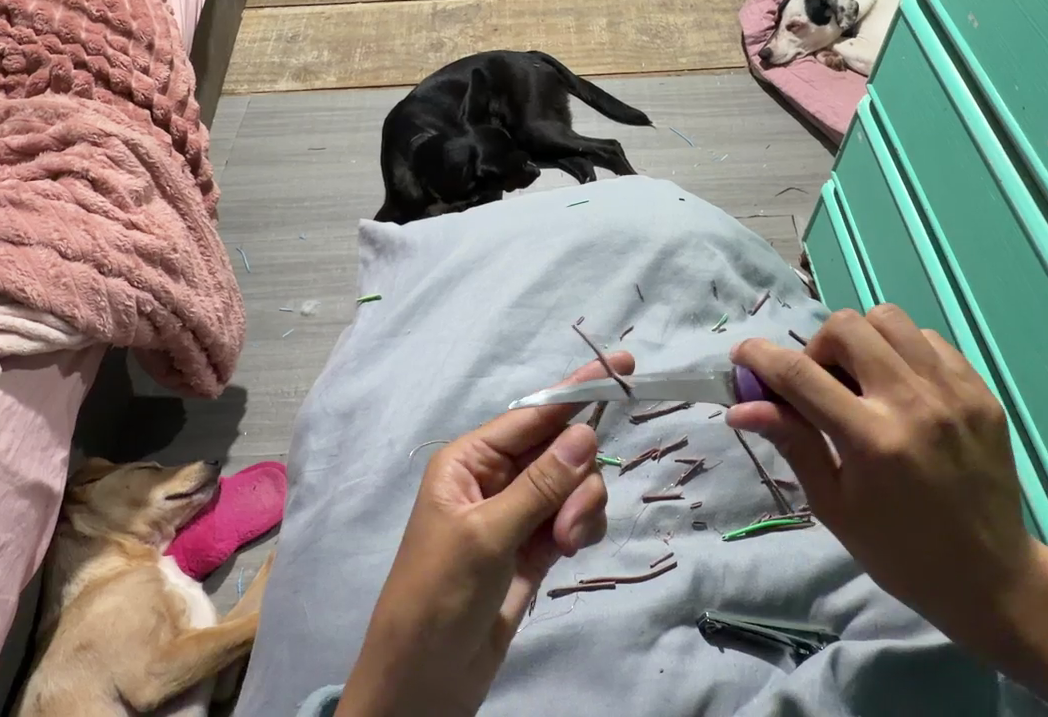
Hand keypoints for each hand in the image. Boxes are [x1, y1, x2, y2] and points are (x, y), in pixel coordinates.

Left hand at [337, 354, 632, 716]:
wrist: (424, 681)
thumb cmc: (439, 595)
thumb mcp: (486, 536)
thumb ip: (540, 485)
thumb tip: (585, 432)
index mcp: (470, 460)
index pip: (532, 414)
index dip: (576, 390)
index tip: (623, 366)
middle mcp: (496, 478)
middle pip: (560, 448)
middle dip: (576, 477)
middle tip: (567, 523)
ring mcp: (518, 513)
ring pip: (573, 484)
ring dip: (580, 509)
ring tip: (562, 546)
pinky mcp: (535, 546)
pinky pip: (575, 517)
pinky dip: (582, 528)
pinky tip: (568, 552)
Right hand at [728, 308, 1047, 715]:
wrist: (992, 577)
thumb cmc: (898, 551)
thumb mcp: (833, 505)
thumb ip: (791, 442)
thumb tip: (741, 406)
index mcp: (871, 440)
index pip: (799, 373)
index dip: (760, 357)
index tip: (742, 355)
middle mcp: (913, 404)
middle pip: (846, 327)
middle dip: (817, 347)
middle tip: (820, 384)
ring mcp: (953, 392)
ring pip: (889, 319)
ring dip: (861, 340)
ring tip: (862, 379)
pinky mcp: (980, 391)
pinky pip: (928, 339)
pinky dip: (902, 351)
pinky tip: (900, 387)